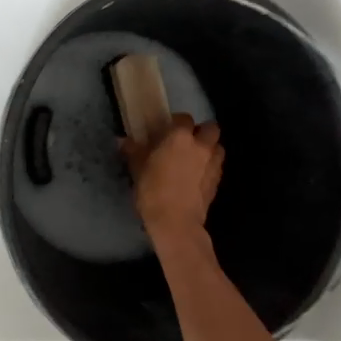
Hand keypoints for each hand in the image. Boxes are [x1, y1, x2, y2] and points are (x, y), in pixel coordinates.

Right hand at [122, 113, 223, 241]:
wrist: (176, 223)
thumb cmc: (153, 190)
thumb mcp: (138, 168)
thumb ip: (133, 151)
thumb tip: (121, 140)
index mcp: (180, 136)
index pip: (184, 118)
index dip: (176, 122)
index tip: (166, 131)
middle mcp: (200, 145)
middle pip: (210, 128)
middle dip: (201, 132)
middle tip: (187, 141)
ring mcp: (213, 163)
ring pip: (218, 146)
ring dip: (210, 148)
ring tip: (196, 158)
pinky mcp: (218, 181)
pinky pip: (218, 166)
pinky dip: (210, 166)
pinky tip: (198, 176)